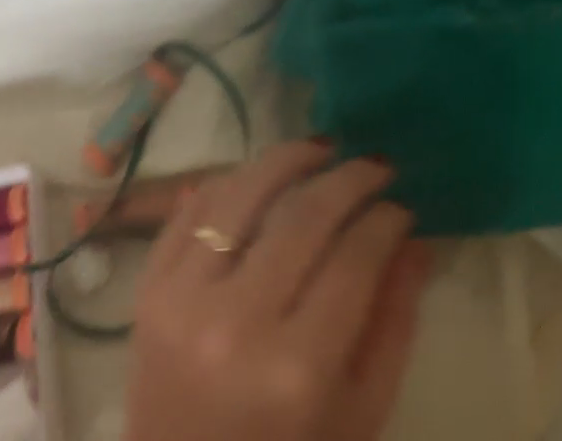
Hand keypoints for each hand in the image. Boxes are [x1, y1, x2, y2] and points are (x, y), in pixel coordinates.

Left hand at [123, 142, 428, 440]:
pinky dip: (227, 184)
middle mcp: (234, 323)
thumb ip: (392, 325)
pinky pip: (190, 213)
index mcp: (297, 368)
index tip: (401, 205)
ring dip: (284, 160)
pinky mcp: (147, 290)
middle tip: (374, 164)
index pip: (353, 260)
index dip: (385, 221)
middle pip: (300, 218)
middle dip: (347, 180)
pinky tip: (260, 176)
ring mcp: (180, 300)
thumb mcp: (360, 411)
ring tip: (319, 149)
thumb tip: (414, 240)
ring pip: (239, 196)